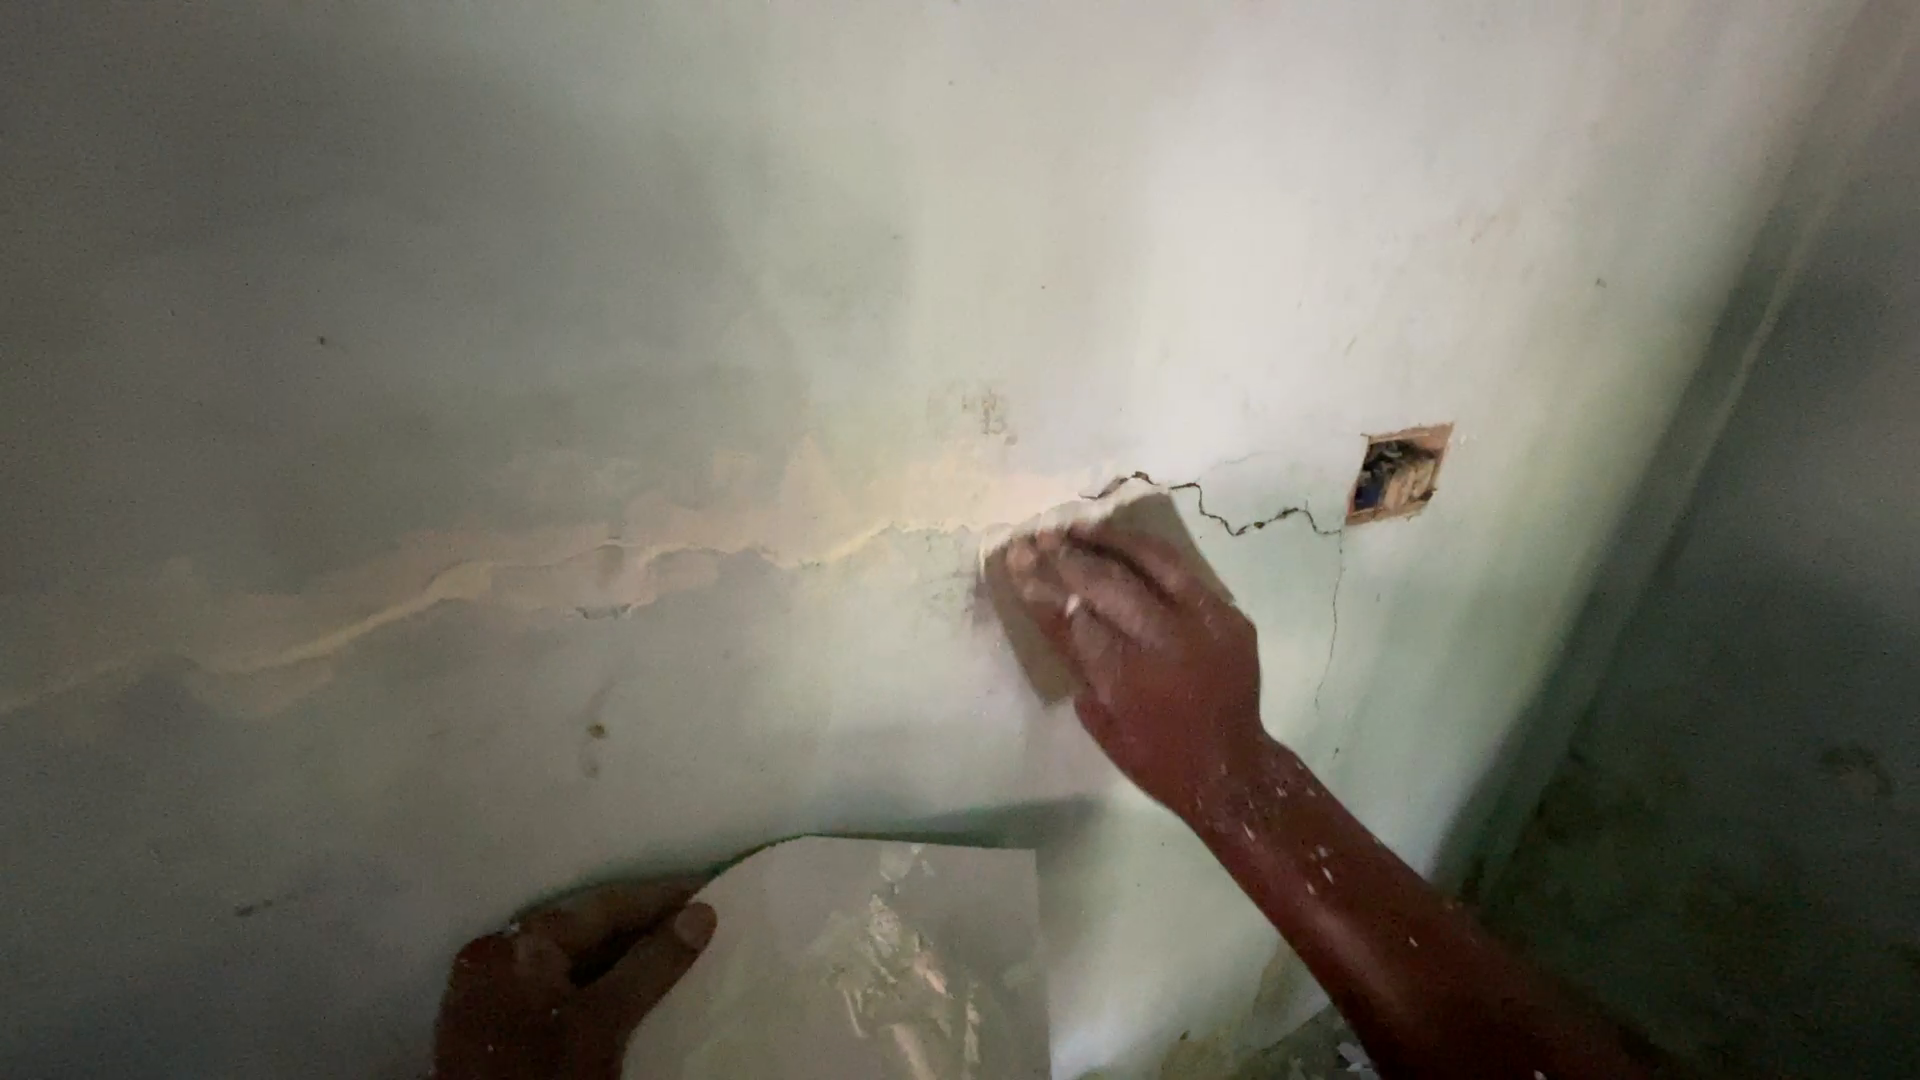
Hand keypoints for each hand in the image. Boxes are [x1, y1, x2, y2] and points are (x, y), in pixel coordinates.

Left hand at [433, 881, 716, 1079]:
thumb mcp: (601, 1024)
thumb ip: (652, 963)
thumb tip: (702, 912)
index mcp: (514, 947)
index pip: (602, 906)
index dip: (661, 898)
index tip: (709, 893)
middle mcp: (497, 961)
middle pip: (590, 929)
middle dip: (647, 927)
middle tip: (701, 923)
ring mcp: (494, 999)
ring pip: (579, 961)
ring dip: (630, 959)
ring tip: (682, 956)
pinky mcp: (501, 1033)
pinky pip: (565, 990)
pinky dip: (606, 987)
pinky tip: (642, 994)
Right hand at [1003, 521, 1264, 821]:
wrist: (1232, 769)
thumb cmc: (1155, 756)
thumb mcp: (1101, 719)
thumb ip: (1078, 663)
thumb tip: (1056, 608)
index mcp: (1130, 678)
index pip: (1075, 618)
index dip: (1042, 587)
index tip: (1018, 562)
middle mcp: (1168, 643)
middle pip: (1108, 584)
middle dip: (1068, 557)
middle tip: (1038, 538)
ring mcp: (1205, 623)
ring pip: (1152, 562)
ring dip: (1109, 539)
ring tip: (1077, 526)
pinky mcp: (1228, 615)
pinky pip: (1183, 571)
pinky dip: (1148, 553)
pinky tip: (1122, 541)